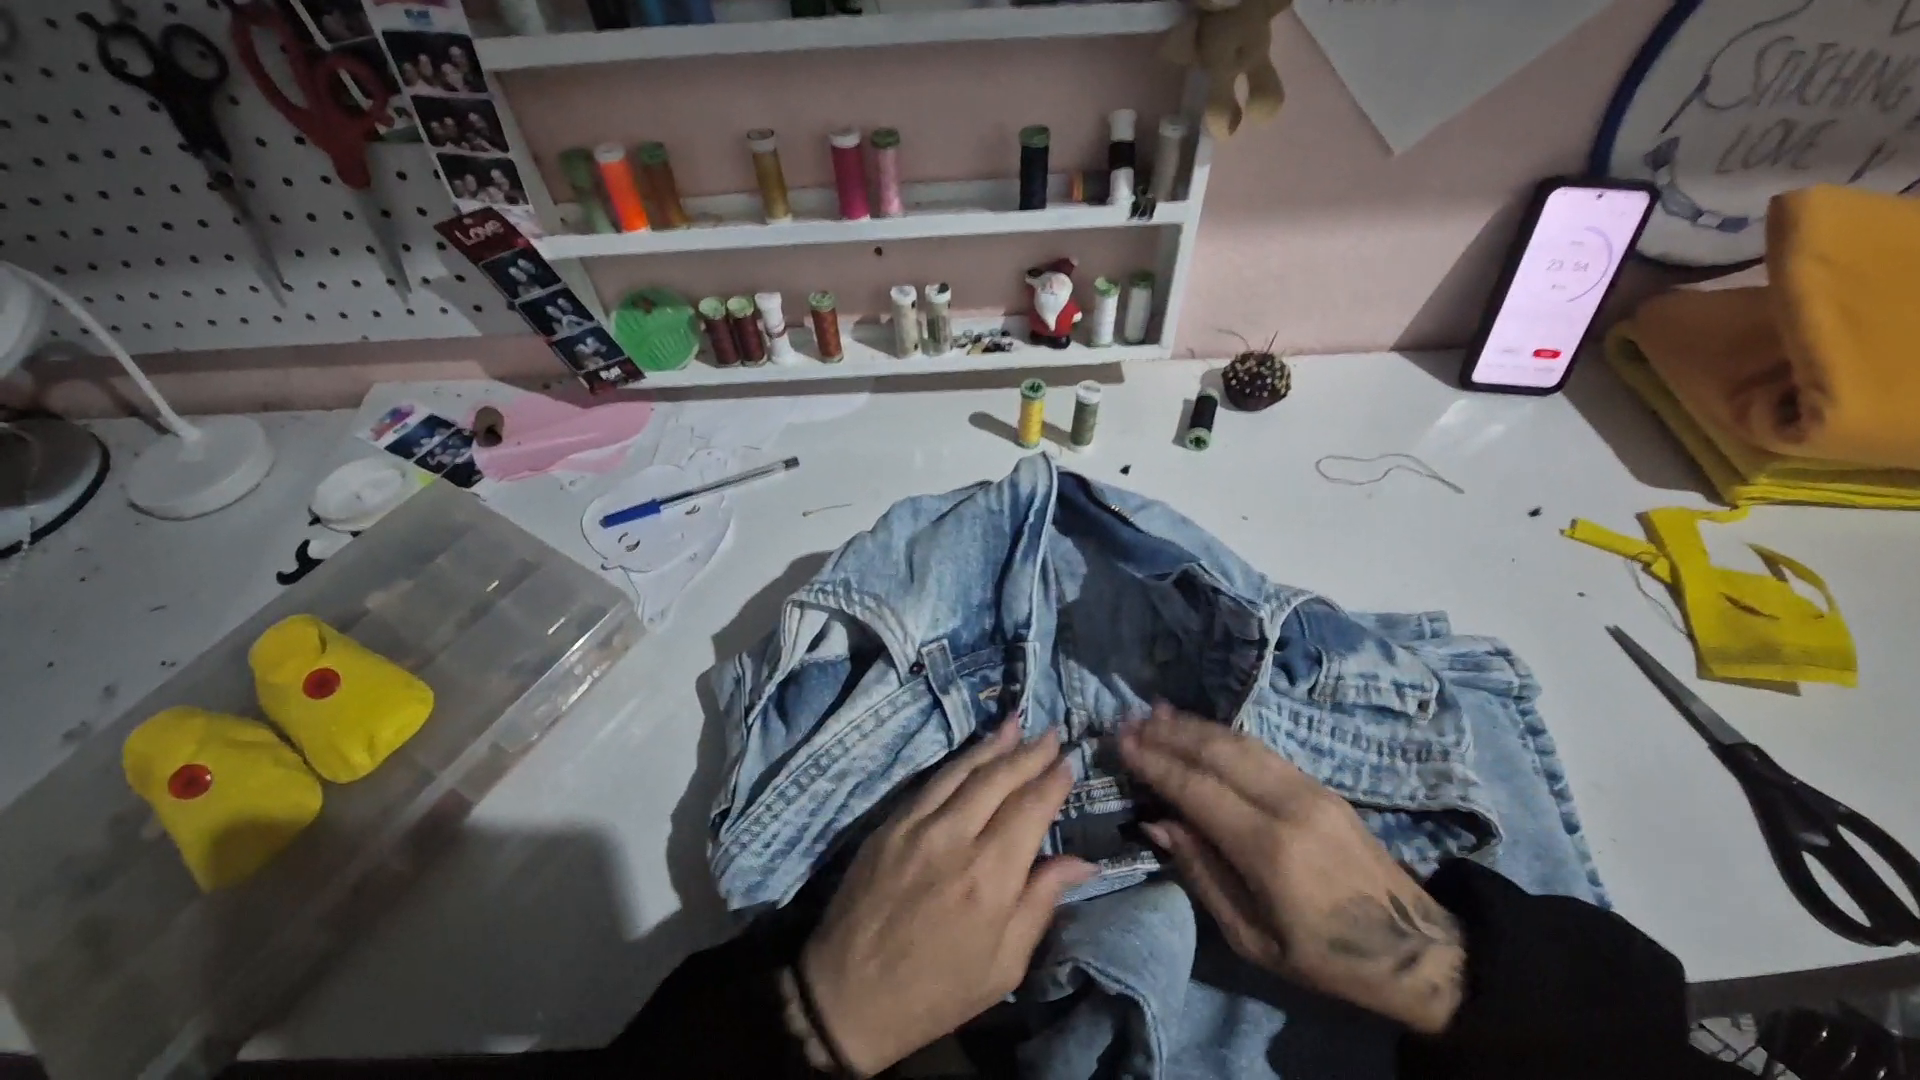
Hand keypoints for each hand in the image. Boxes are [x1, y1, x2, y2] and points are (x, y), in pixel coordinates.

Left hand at [799, 723, 1097, 1075]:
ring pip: (962, 771)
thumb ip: (1040, 903)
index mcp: (989, 878)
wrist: (846, 997)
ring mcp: (915, 826)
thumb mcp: (1003, 966)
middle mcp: (954, 839)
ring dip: (993, 745)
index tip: (1069, 762)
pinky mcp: (888, 825)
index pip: (1030, 810)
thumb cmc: (935, 992)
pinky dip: (957, 762)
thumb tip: (1082, 862)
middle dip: (1029, 753)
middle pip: (998, 779)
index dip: (1052, 782)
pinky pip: (930, 783)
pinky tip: (973, 752)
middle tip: (1051, 733)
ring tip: (1017, 724)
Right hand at [1119, 704, 1465, 1033]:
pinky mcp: (1322, 786)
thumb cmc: (1325, 957)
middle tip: (1127, 722)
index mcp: (1270, 849)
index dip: (1155, 763)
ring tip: (1154, 715)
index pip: (1197, 789)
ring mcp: (1310, 789)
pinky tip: (1200, 729)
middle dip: (1168, 734)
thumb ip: (1202, 874)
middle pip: (1218, 752)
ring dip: (1193, 726)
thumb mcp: (1253, 939)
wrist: (1416, 950)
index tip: (1120, 744)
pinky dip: (1224, 734)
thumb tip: (1159, 822)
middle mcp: (1289, 805)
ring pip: (1241, 742)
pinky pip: (1262, 750)